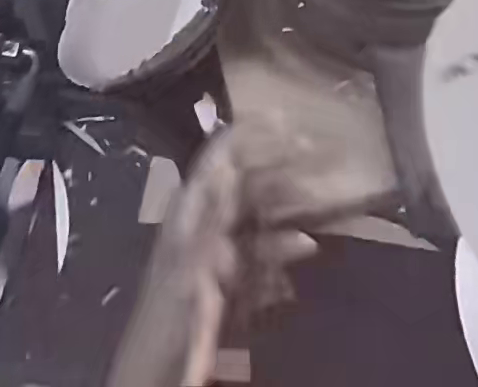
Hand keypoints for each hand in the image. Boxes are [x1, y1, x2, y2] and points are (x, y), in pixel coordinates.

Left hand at [107, 124, 323, 386]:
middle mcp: (205, 217)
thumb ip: (209, 215)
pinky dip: (283, 244)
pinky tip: (307, 245)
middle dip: (278, 160)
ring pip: (258, 209)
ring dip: (288, 198)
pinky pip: (261, 249)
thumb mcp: (188, 265)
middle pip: (245, 177)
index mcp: (191, 207)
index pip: (222, 155)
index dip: (250, 132)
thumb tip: (228, 167)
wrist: (157, 373)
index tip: (285, 118)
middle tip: (316, 147)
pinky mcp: (229, 276)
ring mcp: (218, 246)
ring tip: (320, 188)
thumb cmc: (168, 319)